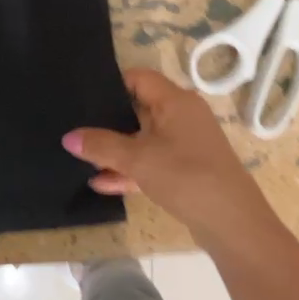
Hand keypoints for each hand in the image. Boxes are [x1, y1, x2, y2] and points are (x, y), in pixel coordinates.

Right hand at [63, 68, 279, 252]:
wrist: (231, 220)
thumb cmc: (185, 176)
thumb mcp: (136, 159)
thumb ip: (100, 145)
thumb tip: (68, 137)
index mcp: (175, 102)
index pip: (139, 78)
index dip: (110, 83)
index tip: (81, 95)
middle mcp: (182, 116)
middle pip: (138, 108)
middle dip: (107, 119)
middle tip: (74, 125)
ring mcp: (186, 144)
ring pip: (143, 138)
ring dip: (115, 149)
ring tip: (81, 157)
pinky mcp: (186, 169)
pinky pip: (151, 161)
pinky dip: (129, 169)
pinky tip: (101, 183)